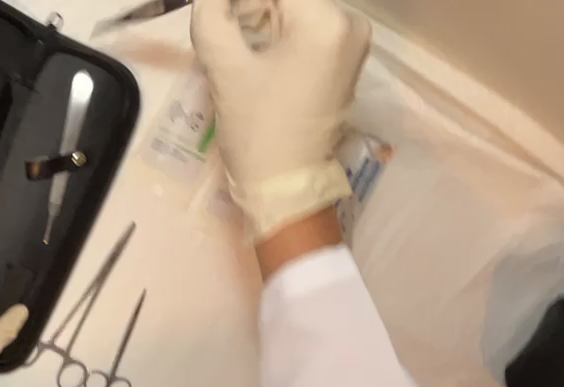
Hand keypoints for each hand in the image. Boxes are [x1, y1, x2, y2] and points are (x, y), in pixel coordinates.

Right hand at [191, 0, 370, 242]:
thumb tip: (210, 0)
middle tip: (221, 30)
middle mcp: (351, 22)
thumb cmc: (257, 133)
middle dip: (252, 8)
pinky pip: (309, 31)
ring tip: (238, 48)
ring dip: (264, 20)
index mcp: (326, 21)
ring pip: (298, 11)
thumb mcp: (227, 73)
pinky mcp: (346, 62)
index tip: (217, 18)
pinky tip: (259, 59)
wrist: (285, 189)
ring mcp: (353, 43)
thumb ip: (212, 21)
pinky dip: (281, 36)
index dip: (240, 2)